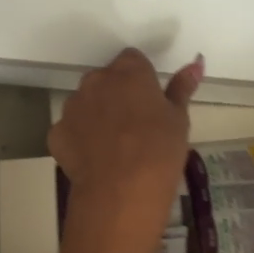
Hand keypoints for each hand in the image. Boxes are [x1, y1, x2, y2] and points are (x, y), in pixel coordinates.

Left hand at [51, 49, 202, 220]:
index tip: (150, 102)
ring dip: (96, 115)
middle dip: (117, 95)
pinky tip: (96, 161)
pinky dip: (80, 140)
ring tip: (114, 146)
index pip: (133, 60)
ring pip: (86, 103)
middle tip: (135, 125)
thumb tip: (196, 62)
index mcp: (129, 71)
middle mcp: (96, 81)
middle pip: (106, 79)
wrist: (120, 192)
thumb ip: (182, 87)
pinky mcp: (57, 132)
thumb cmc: (159, 151)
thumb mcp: (179, 119)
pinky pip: (70, 129)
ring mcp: (72, 106)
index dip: (142, 80)